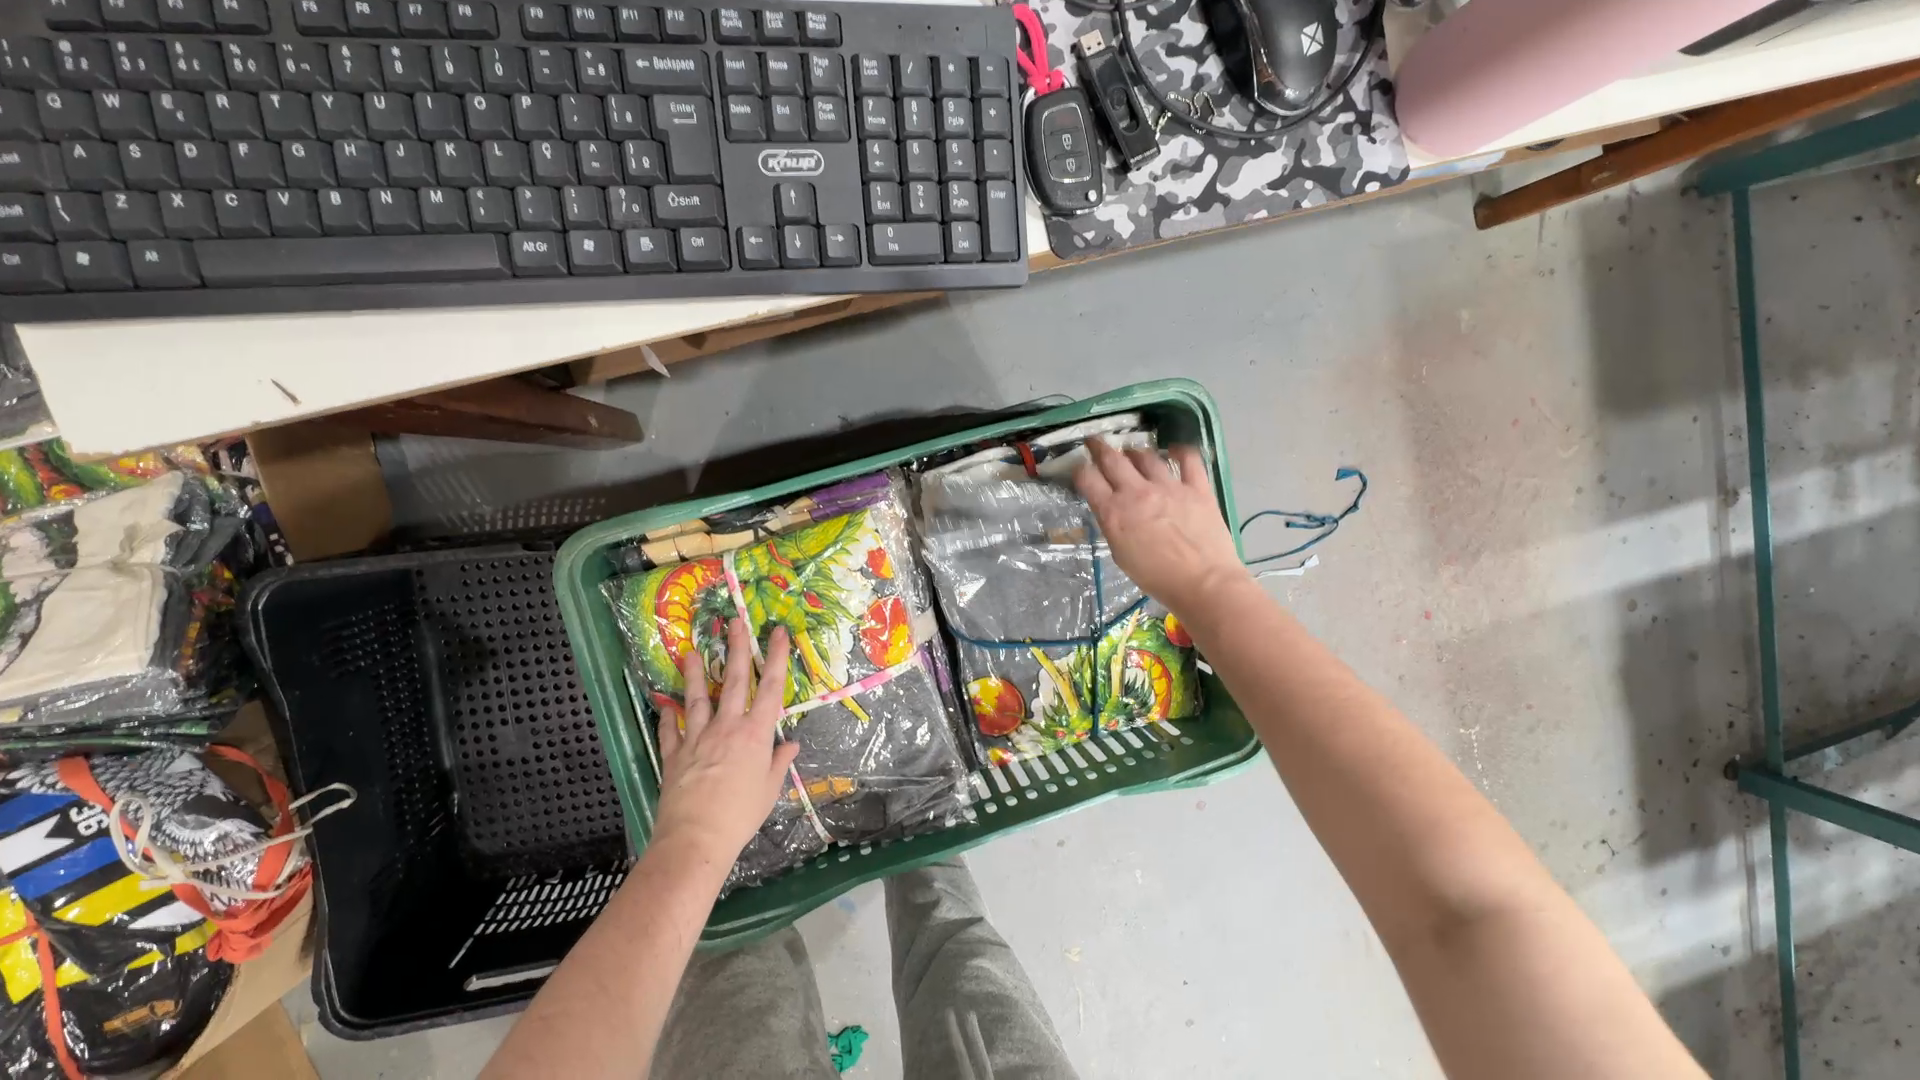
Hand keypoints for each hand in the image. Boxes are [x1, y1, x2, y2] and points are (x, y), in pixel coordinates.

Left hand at [652, 618, 801, 867]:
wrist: (696, 838)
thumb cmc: (741, 816)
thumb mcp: (770, 791)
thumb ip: (779, 763)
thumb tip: (791, 745)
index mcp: (756, 735)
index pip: (771, 688)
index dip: (776, 658)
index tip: (777, 632)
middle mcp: (727, 727)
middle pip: (734, 680)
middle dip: (736, 648)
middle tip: (734, 621)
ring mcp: (697, 738)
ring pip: (698, 698)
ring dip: (696, 674)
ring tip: (691, 652)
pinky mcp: (674, 754)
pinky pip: (671, 730)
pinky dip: (669, 717)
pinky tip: (666, 706)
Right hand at [1075, 438, 1249, 617]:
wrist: (1202, 583)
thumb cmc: (1157, 578)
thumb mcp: (1121, 555)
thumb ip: (1114, 527)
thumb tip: (1113, 511)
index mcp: (1114, 512)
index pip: (1088, 479)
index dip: (1080, 470)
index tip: (1080, 468)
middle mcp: (1137, 492)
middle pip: (1112, 459)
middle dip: (1099, 447)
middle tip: (1095, 442)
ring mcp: (1169, 487)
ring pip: (1146, 457)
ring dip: (1135, 453)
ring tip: (1133, 454)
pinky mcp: (1197, 488)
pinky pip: (1188, 460)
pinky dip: (1179, 452)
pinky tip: (1174, 450)